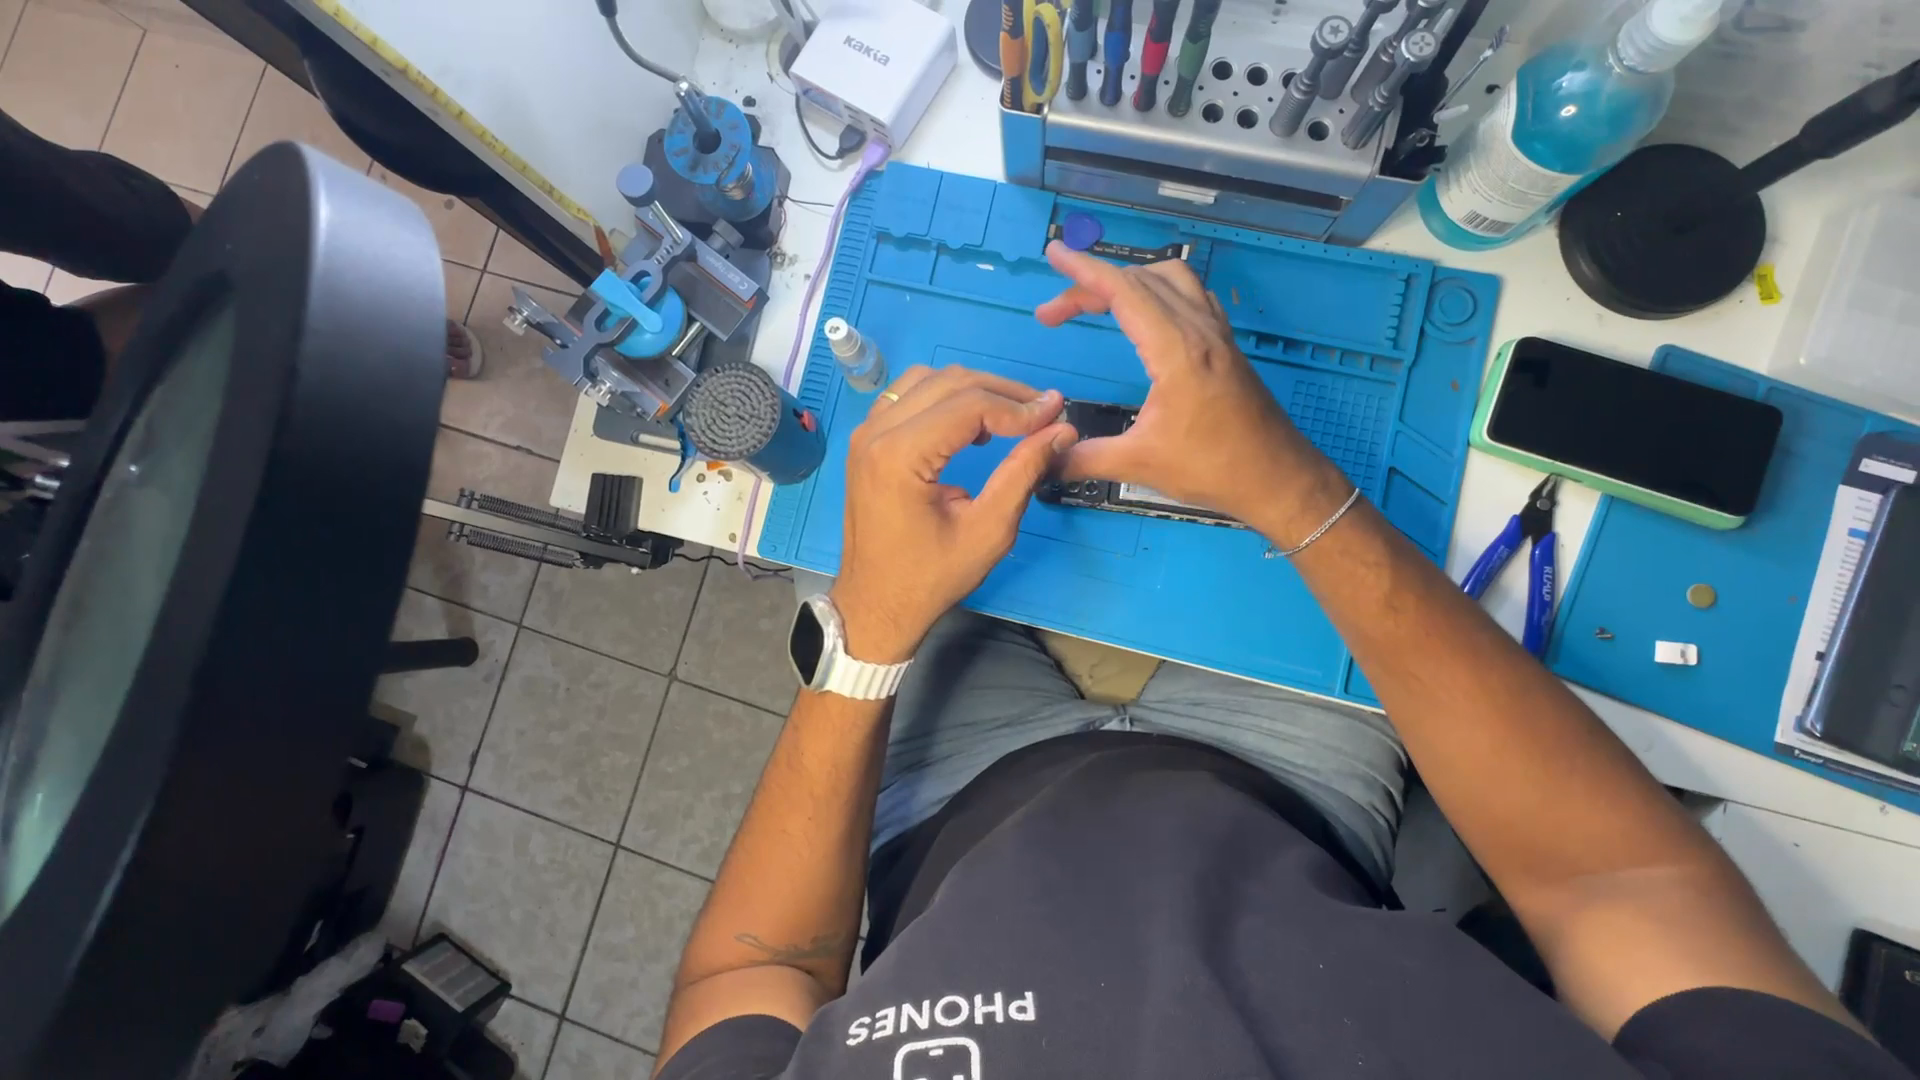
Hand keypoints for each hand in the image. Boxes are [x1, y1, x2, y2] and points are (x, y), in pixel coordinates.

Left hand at [830, 366, 1076, 662]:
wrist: (875, 604)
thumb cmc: (930, 577)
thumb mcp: (988, 531)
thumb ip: (1024, 474)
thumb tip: (1062, 430)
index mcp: (899, 456)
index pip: (969, 405)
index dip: (1019, 407)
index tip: (1056, 417)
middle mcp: (876, 433)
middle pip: (949, 382)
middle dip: (1002, 393)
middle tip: (1044, 412)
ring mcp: (866, 433)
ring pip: (927, 380)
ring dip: (973, 390)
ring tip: (1011, 418)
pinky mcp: (866, 440)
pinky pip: (908, 396)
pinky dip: (945, 399)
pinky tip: (971, 425)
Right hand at [1034, 241, 1349, 542]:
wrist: (1277, 478)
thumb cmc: (1213, 468)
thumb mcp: (1140, 465)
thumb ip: (1084, 457)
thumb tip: (1044, 459)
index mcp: (1176, 349)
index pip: (1124, 292)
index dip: (1084, 271)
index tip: (1055, 254)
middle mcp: (1198, 329)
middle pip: (1140, 281)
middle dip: (1091, 286)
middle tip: (1053, 314)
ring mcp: (1217, 333)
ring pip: (1171, 279)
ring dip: (1129, 281)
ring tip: (1097, 303)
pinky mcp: (1226, 346)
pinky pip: (1192, 296)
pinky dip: (1160, 291)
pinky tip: (1148, 315)